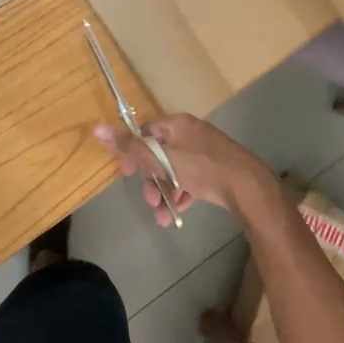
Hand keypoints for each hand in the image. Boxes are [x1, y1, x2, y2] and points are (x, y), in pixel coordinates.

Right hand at [93, 112, 274, 227]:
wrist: (246, 186)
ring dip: (165, 193)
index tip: (126, 174)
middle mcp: (189, 133)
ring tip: (164, 217)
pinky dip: (182, 193)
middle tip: (150, 201)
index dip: (133, 152)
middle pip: (159, 154)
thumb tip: (97, 128)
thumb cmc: (202, 168)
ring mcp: (203, 152)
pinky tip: (180, 211)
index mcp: (176, 125)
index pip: (145, 132)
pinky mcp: (213, 169)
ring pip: (174, 171)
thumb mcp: (162, 159)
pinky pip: (189, 179)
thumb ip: (131, 147)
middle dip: (151, 181)